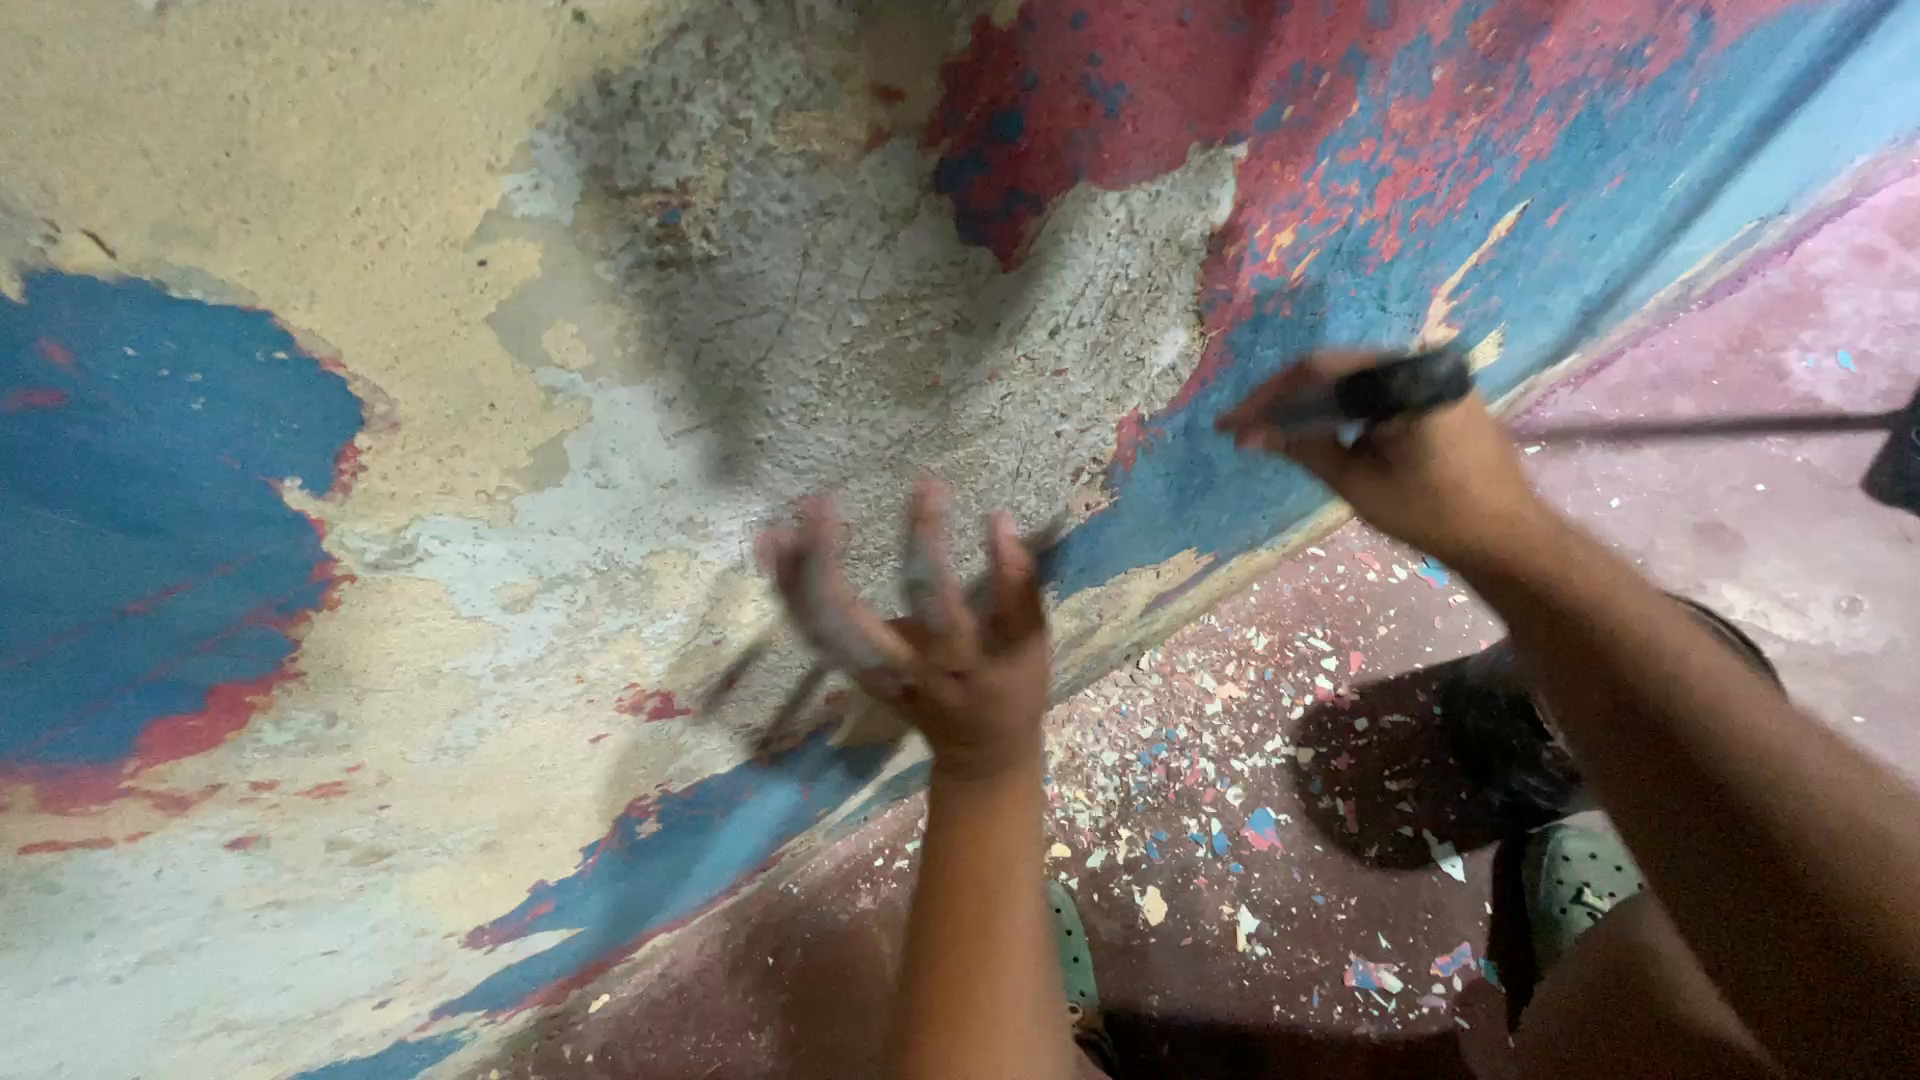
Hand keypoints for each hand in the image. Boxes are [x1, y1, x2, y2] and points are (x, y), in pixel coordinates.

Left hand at [757, 477, 1050, 780]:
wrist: (979, 753)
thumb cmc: (1013, 688)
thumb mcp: (1033, 642)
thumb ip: (1018, 585)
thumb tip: (999, 519)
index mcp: (956, 660)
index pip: (935, 597)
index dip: (928, 540)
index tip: (929, 483)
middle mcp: (904, 670)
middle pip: (848, 622)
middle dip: (825, 563)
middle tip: (818, 503)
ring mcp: (870, 675)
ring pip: (818, 630)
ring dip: (792, 577)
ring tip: (778, 525)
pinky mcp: (854, 674)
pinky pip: (813, 634)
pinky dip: (787, 592)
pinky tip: (773, 548)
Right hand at [1215, 349, 1553, 569]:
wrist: (1507, 538)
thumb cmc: (1431, 514)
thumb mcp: (1356, 482)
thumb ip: (1303, 447)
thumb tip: (1248, 434)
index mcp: (1406, 378)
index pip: (1317, 370)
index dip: (1267, 396)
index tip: (1232, 424)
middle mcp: (1422, 364)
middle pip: (1332, 370)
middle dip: (1283, 400)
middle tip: (1245, 430)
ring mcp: (1434, 378)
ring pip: (1351, 381)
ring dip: (1308, 406)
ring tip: (1270, 433)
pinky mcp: (1437, 396)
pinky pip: (1375, 392)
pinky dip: (1339, 411)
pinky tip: (1313, 432)